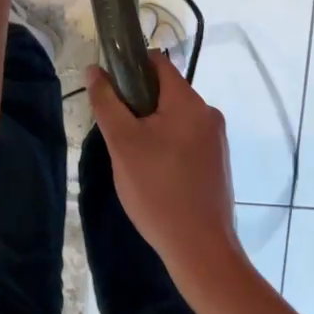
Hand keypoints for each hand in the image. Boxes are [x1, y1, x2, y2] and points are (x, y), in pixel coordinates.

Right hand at [86, 54, 243, 283]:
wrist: (200, 250)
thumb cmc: (157, 190)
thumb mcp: (122, 143)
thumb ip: (106, 102)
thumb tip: (95, 70)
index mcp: (188, 101)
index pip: (157, 63)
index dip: (130, 67)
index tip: (111, 91)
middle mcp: (208, 113)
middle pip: (165, 91)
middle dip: (139, 105)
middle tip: (119, 135)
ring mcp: (217, 140)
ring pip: (174, 118)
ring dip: (152, 128)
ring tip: (134, 158)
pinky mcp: (218, 163)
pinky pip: (186, 139)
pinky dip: (167, 145)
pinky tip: (155, 174)